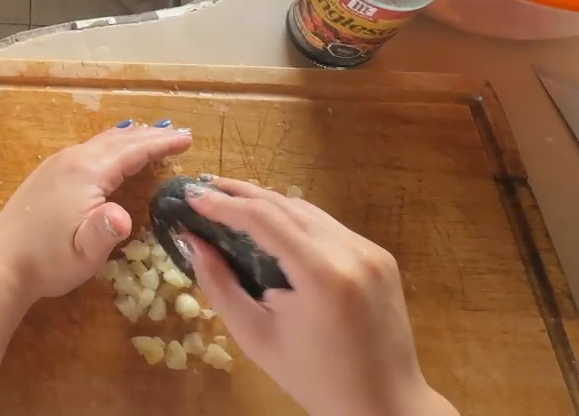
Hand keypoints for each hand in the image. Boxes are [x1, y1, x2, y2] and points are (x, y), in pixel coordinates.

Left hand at [0, 121, 193, 302]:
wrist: (2, 261)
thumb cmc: (47, 260)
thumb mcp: (83, 253)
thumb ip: (105, 232)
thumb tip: (123, 216)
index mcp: (86, 172)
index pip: (131, 151)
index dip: (160, 144)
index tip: (187, 138)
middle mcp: (72, 159)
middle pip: (118, 140)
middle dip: (150, 136)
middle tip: (180, 133)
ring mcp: (57, 163)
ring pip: (101, 142)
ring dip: (130, 138)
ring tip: (152, 134)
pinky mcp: (49, 173)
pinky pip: (89, 148)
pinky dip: (111, 144)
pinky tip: (112, 148)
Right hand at [177, 179, 456, 415]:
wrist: (389, 408)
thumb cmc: (315, 378)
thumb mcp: (255, 336)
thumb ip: (218, 284)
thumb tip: (190, 238)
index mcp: (324, 276)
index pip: (263, 218)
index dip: (223, 203)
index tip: (189, 195)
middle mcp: (352, 253)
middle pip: (283, 205)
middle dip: (238, 193)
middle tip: (201, 186)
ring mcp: (370, 251)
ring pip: (304, 209)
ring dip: (263, 200)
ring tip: (227, 196)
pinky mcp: (378, 255)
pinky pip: (323, 223)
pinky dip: (290, 216)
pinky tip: (267, 219)